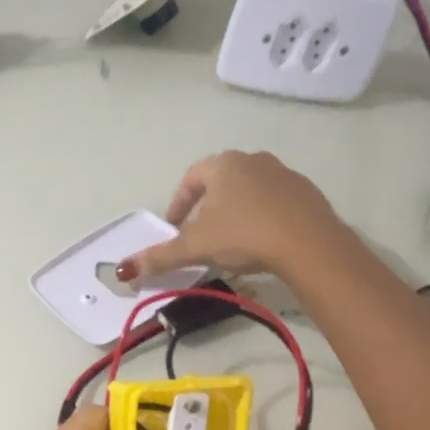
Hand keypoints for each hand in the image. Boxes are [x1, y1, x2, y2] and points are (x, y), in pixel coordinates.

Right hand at [116, 151, 349, 282]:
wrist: (307, 243)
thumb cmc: (243, 235)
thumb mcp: (195, 248)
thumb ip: (160, 257)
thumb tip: (123, 270)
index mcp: (223, 166)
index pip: (191, 178)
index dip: (178, 202)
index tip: (174, 226)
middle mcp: (253, 160)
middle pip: (221, 180)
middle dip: (206, 205)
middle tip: (199, 232)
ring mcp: (283, 173)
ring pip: (248, 189)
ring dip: (234, 209)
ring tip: (229, 238)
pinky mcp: (305, 193)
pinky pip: (274, 201)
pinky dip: (261, 216)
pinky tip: (260, 241)